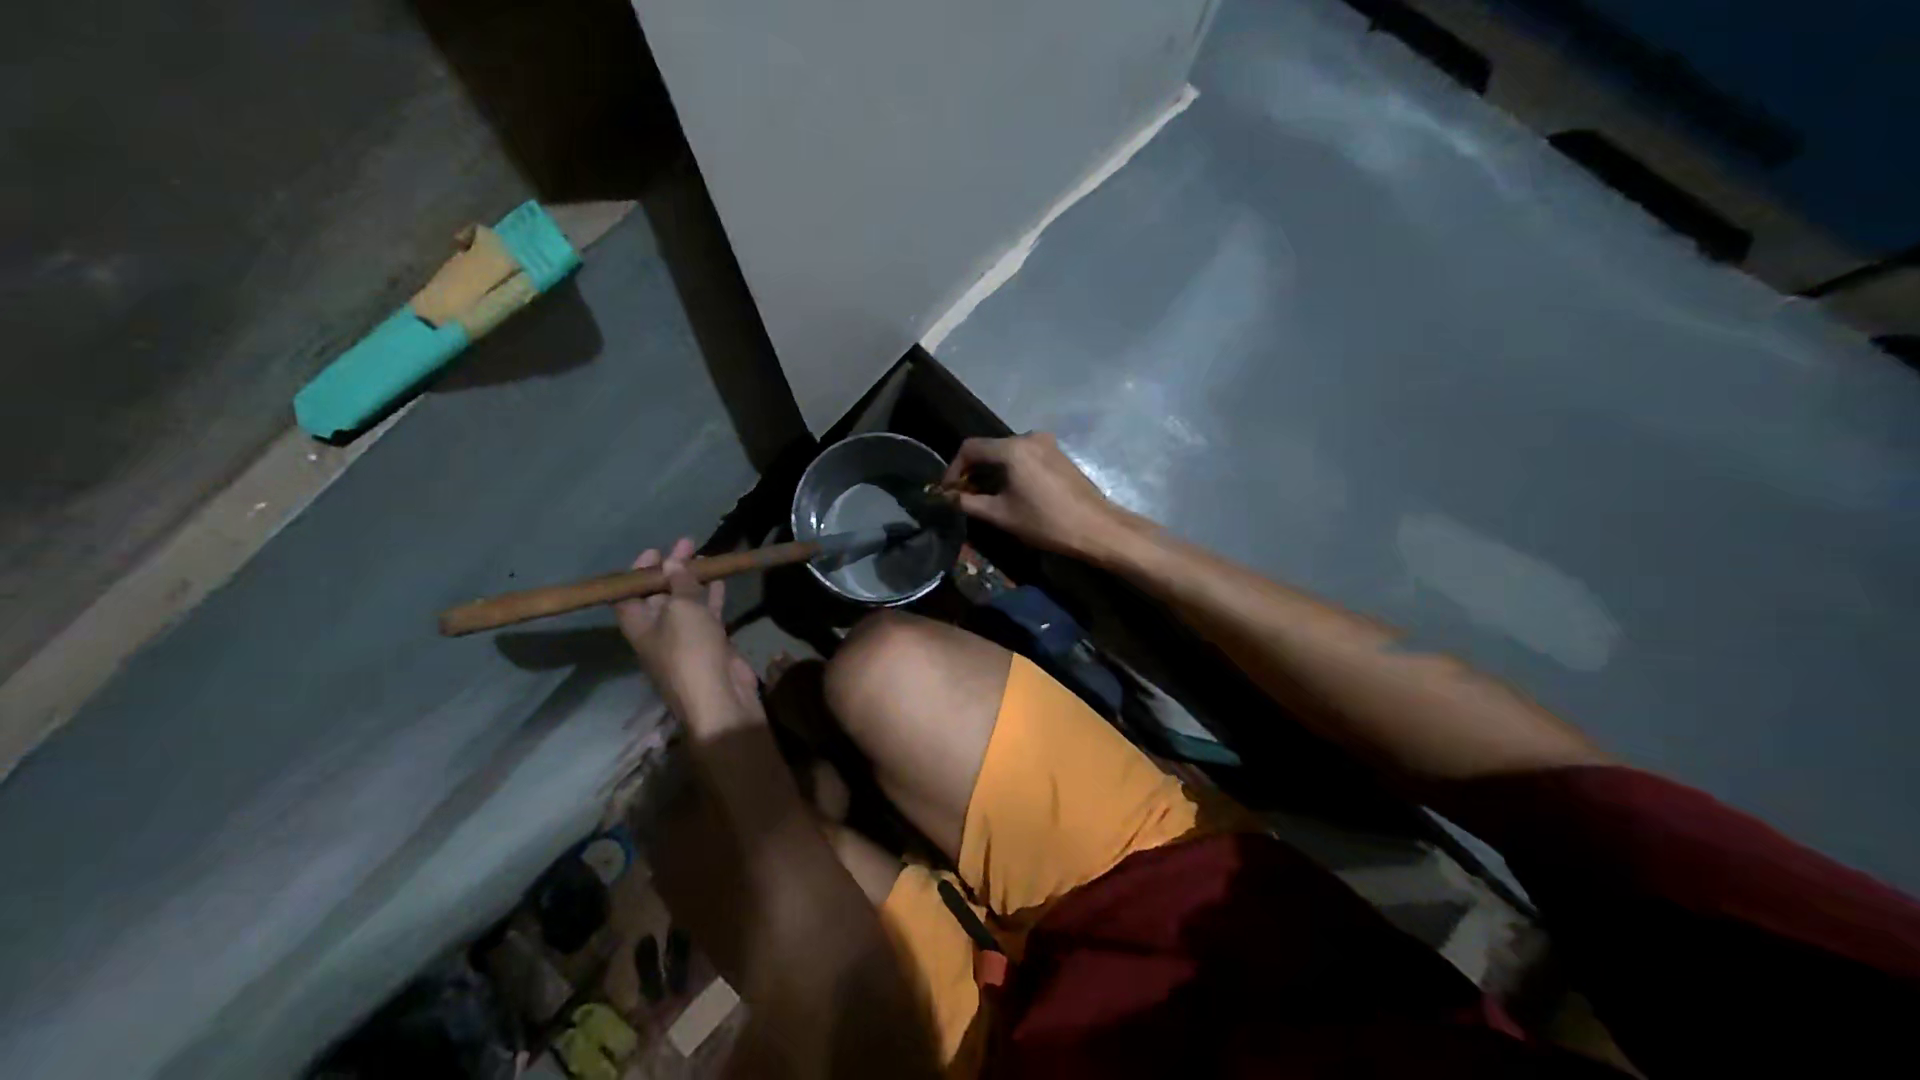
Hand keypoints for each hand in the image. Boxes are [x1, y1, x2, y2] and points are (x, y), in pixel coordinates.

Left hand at [616, 537, 761, 735]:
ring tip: (706, 557)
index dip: (639, 571)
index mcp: (638, 625)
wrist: (718, 695)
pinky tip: (721, 579)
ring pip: (686, 604)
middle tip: (688, 545)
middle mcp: (657, 632)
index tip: (656, 551)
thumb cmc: (690, 649)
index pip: (628, 593)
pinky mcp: (710, 645)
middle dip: (672, 570)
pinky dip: (712, 596)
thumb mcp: (682, 609)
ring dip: (693, 581)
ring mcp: (685, 640)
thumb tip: (674, 562)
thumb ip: (680, 583)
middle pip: (659, 596)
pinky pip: (707, 614)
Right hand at [941, 433, 1139, 559]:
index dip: (953, 469)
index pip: (970, 448)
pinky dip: (1010, 470)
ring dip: (991, 471)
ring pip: (1007, 452)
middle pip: (989, 448)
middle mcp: (1029, 437)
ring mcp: (1047, 444)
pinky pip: (1024, 456)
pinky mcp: (1057, 454)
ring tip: (982, 496)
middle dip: (972, 470)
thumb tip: (947, 499)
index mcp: (1013, 448)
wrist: (1096, 528)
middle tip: (962, 495)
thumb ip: (968, 503)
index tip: (947, 491)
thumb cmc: (1046, 522)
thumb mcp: (1001, 515)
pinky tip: (1008, 491)